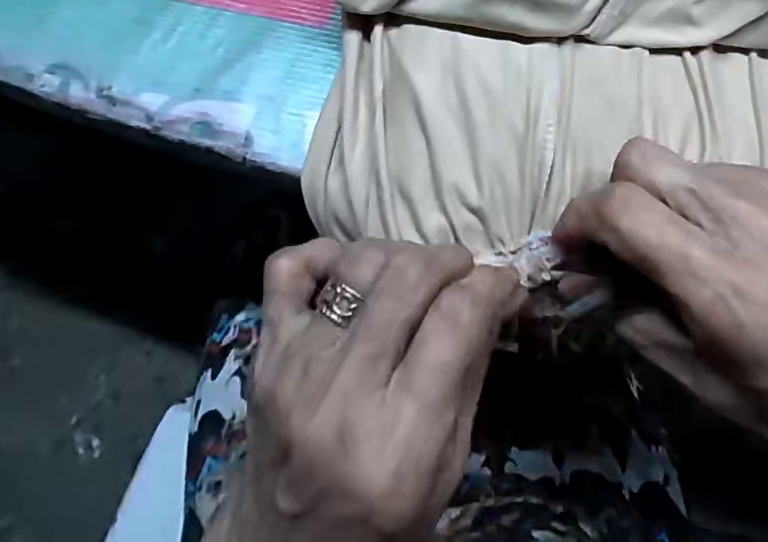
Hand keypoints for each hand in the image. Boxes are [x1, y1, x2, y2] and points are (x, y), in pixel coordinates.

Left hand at [209, 239, 523, 541]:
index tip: (503, 279)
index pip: (454, 322)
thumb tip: (500, 291)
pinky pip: (287, 267)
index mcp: (400, 442)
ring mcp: (295, 364)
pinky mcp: (264, 348)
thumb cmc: (381, 517)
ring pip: (356, 262)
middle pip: (407, 279)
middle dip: (449, 260)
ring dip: (400, 253)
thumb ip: (471, 369)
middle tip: (463, 271)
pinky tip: (349, 268)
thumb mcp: (447, 463)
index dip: (489, 285)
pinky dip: (324, 252)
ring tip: (415, 273)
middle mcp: (343, 394)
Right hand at [554, 139, 767, 541]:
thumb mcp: (701, 380)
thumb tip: (575, 273)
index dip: (578, 217)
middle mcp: (752, 221)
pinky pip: (721, 169)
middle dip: (612, 193)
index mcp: (726, 285)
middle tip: (620, 239)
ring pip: (677, 160)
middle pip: (639, 158)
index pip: (620, 208)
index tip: (571, 243)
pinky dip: (703, 198)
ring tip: (682, 245)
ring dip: (660, 197)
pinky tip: (730, 240)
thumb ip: (627, 314)